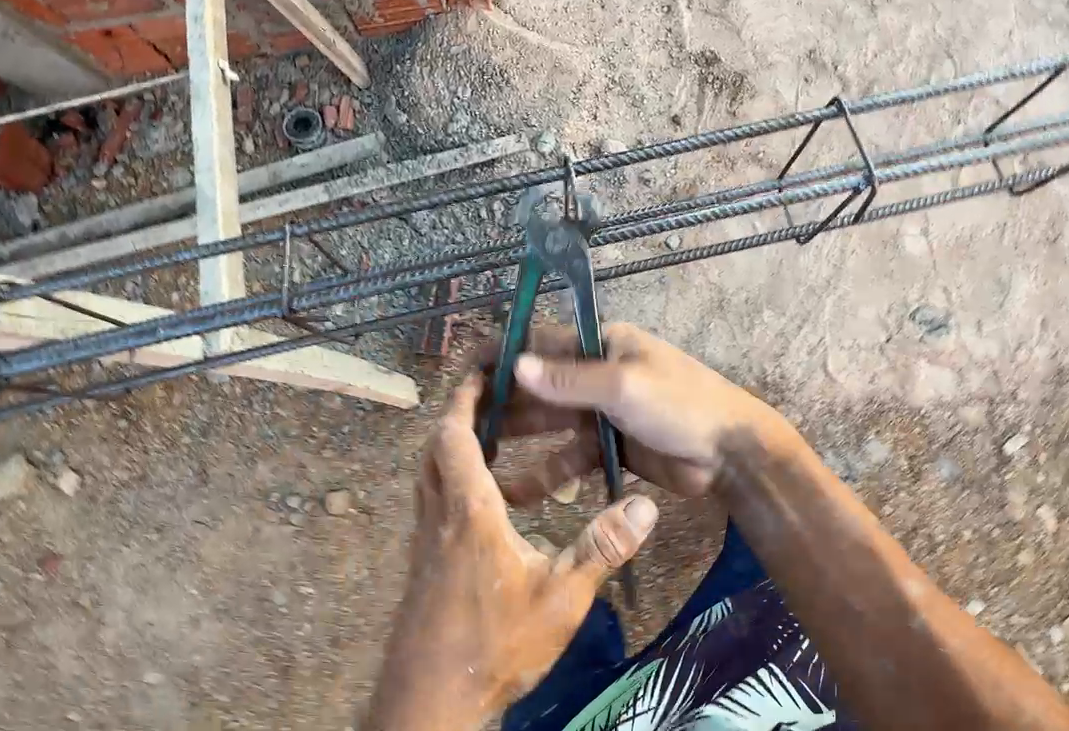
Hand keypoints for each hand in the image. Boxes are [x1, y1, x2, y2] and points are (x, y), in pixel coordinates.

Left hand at [364, 376, 658, 730]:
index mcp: (469, 509)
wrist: (430, 702)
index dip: (465, 397)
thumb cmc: (496, 644)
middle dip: (460, 413)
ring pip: (431, 472)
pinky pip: (434, 499)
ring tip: (494, 438)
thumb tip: (645, 505)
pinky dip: (455, 479)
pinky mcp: (424, 560)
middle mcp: (439, 513)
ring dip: (455, 445)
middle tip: (493, 397)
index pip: (455, 435)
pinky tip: (490, 502)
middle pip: (437, 445)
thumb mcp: (561, 598)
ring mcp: (426, 538)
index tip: (482, 370)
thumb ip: (601, 547)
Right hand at [493, 323, 793, 504]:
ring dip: (517, 437)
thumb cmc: (681, 404)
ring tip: (476, 457)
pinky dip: (546, 474)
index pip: (542, 343)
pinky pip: (568, 459)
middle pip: (540, 386)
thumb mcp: (624, 386)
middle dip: (502, 400)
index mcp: (602, 345)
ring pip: (549, 424)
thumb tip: (515, 365)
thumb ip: (569, 379)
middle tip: (460, 422)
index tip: (465, 370)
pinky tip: (517, 491)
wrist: (732, 454)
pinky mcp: (609, 450)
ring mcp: (601, 414)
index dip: (504, 353)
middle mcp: (596, 374)